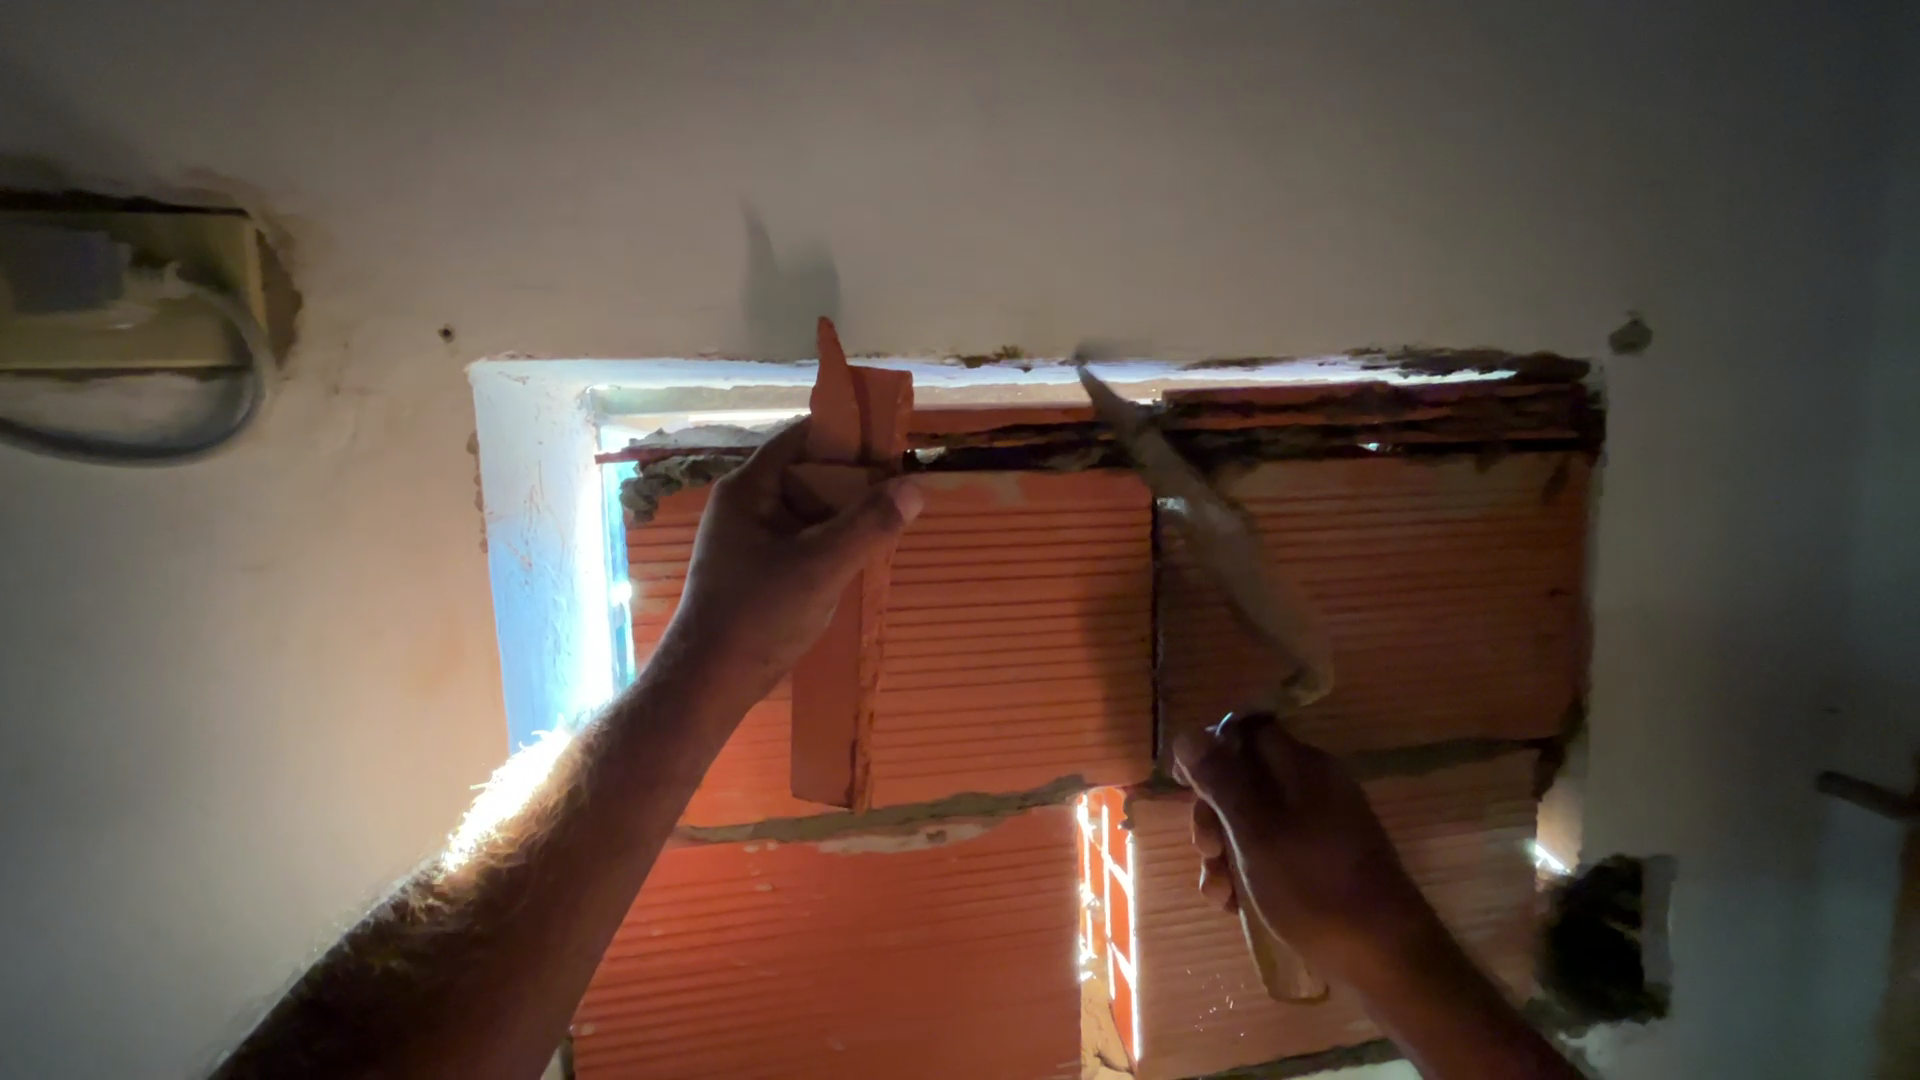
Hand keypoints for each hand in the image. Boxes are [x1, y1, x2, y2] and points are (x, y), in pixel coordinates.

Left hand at [663, 419, 922, 705]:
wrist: (709, 684)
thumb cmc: (758, 616)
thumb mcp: (821, 566)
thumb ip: (869, 524)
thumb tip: (917, 486)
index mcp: (749, 489)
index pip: (802, 437)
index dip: (846, 436)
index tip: (892, 445)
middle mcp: (746, 505)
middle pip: (809, 474)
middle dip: (854, 481)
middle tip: (901, 490)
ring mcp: (750, 538)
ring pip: (809, 510)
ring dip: (846, 515)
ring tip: (890, 521)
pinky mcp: (759, 568)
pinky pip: (804, 539)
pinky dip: (833, 541)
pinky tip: (861, 556)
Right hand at [1173, 715, 1448, 991]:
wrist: (1386, 961)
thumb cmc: (1313, 885)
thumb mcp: (1254, 830)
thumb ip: (1219, 779)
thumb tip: (1188, 734)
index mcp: (1301, 766)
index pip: (1246, 732)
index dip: (1210, 750)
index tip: (1183, 783)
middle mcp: (1311, 787)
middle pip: (1243, 780)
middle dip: (1212, 814)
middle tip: (1205, 849)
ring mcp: (1318, 826)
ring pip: (1251, 821)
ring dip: (1223, 851)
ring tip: (1218, 890)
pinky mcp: (1320, 862)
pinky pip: (1271, 850)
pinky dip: (1247, 871)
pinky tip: (1233, 903)